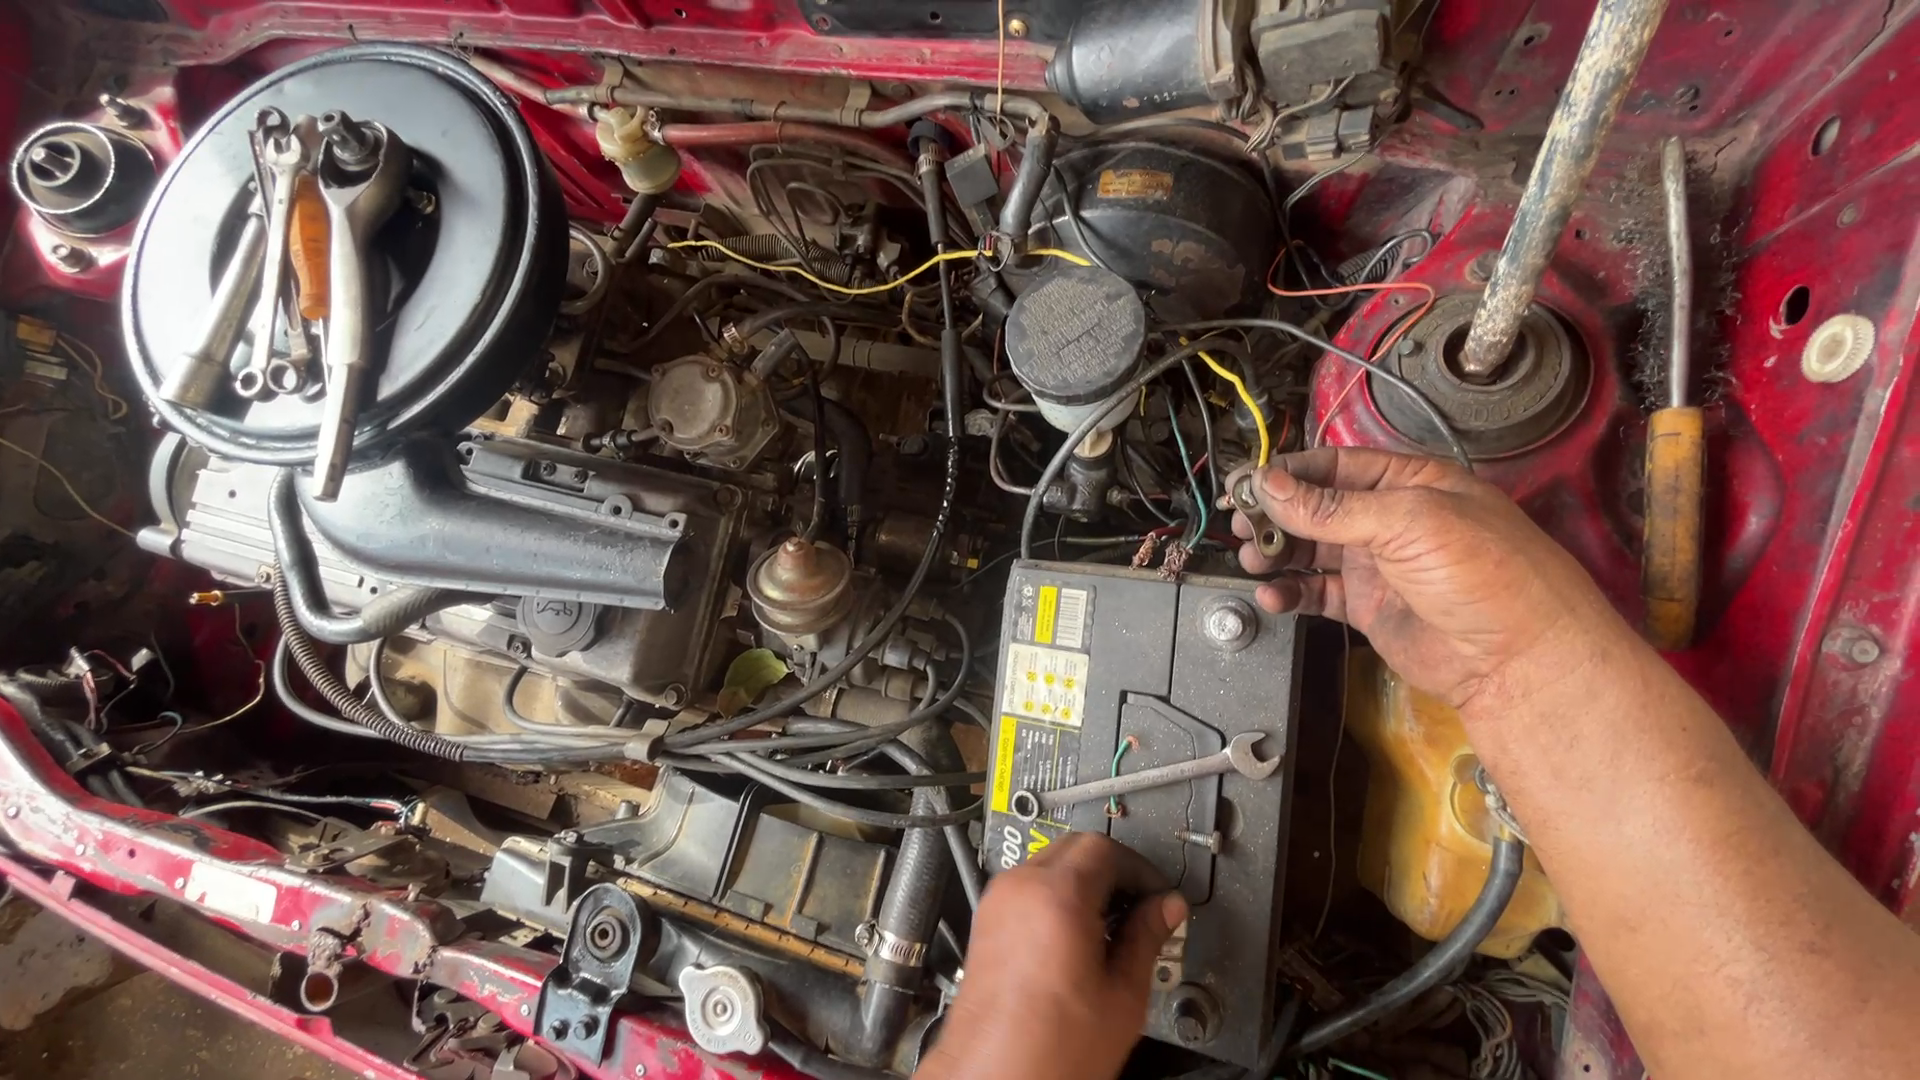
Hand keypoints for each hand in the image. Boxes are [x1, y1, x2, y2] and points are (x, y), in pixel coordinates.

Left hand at [914, 833, 1186, 1079]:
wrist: (995, 1079)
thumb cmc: (1050, 1052)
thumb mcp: (1121, 997)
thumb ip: (1145, 939)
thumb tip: (1166, 908)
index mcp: (1057, 897)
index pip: (1105, 848)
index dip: (1139, 868)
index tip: (1158, 894)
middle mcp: (1021, 887)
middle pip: (1075, 848)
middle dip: (1113, 870)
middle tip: (1141, 906)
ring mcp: (999, 901)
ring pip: (1050, 864)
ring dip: (1083, 881)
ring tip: (1111, 926)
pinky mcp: (987, 919)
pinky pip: (1028, 886)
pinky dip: (1056, 895)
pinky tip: (1076, 935)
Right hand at [1231, 447, 1625, 710]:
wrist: (1518, 662)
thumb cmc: (1484, 575)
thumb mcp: (1408, 522)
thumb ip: (1331, 507)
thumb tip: (1269, 486)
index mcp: (1408, 482)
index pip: (1332, 465)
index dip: (1286, 474)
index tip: (1246, 485)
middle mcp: (1388, 519)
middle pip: (1313, 507)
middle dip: (1273, 514)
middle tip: (1242, 525)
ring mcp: (1375, 564)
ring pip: (1307, 549)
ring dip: (1276, 552)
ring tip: (1254, 560)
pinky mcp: (1365, 606)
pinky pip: (1315, 592)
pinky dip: (1289, 592)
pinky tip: (1275, 595)